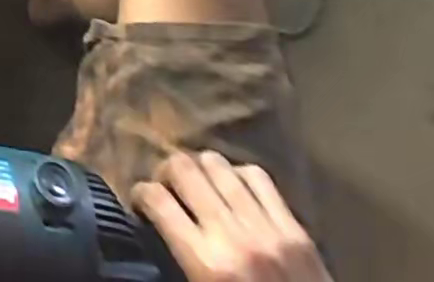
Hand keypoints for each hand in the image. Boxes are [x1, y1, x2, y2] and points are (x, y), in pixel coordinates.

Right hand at [132, 151, 329, 281]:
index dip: (140, 194)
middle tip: (165, 188)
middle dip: (166, 172)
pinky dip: (238, 175)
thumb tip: (152, 237)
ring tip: (197, 185)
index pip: (158, 201)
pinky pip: (257, 177)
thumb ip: (179, 269)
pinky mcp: (296, 229)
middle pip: (184, 168)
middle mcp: (232, 235)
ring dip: (199, 169)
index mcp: (206, 266)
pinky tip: (234, 190)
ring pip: (217, 164)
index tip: (138, 201)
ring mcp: (267, 228)